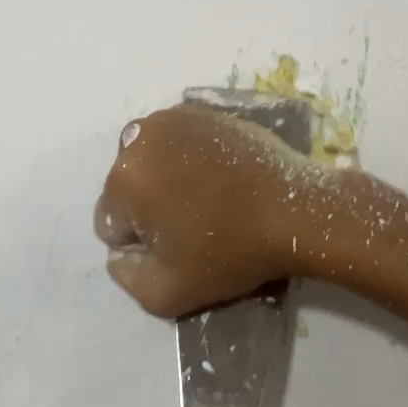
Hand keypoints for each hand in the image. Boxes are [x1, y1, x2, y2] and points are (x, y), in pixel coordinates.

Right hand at [94, 104, 319, 316]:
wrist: (297, 212)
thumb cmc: (230, 253)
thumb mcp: (165, 295)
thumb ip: (123, 278)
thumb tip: (118, 254)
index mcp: (122, 180)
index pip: (110, 223)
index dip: (141, 245)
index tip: (177, 248)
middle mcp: (137, 139)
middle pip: (128, 188)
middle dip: (150, 208)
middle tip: (194, 225)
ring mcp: (172, 119)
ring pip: (150, 163)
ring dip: (166, 181)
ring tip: (208, 201)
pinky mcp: (203, 111)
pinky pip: (178, 144)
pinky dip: (189, 160)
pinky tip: (220, 179)